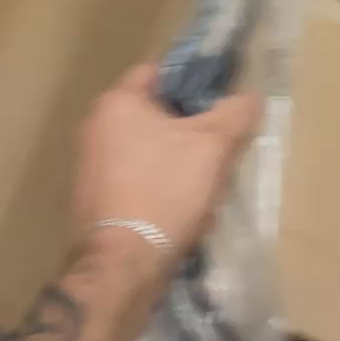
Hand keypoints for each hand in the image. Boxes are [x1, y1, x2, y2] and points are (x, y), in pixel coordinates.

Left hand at [72, 64, 263, 271]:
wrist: (121, 268)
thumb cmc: (163, 192)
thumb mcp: (212, 147)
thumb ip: (235, 113)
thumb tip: (251, 96)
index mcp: (117, 103)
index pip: (157, 72)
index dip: (191, 81)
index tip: (218, 100)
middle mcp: (94, 127)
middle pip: (152, 113)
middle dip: (186, 127)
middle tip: (217, 143)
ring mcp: (88, 167)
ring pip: (144, 149)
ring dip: (172, 159)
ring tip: (203, 180)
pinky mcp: (91, 201)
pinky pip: (133, 179)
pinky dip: (155, 186)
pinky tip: (179, 208)